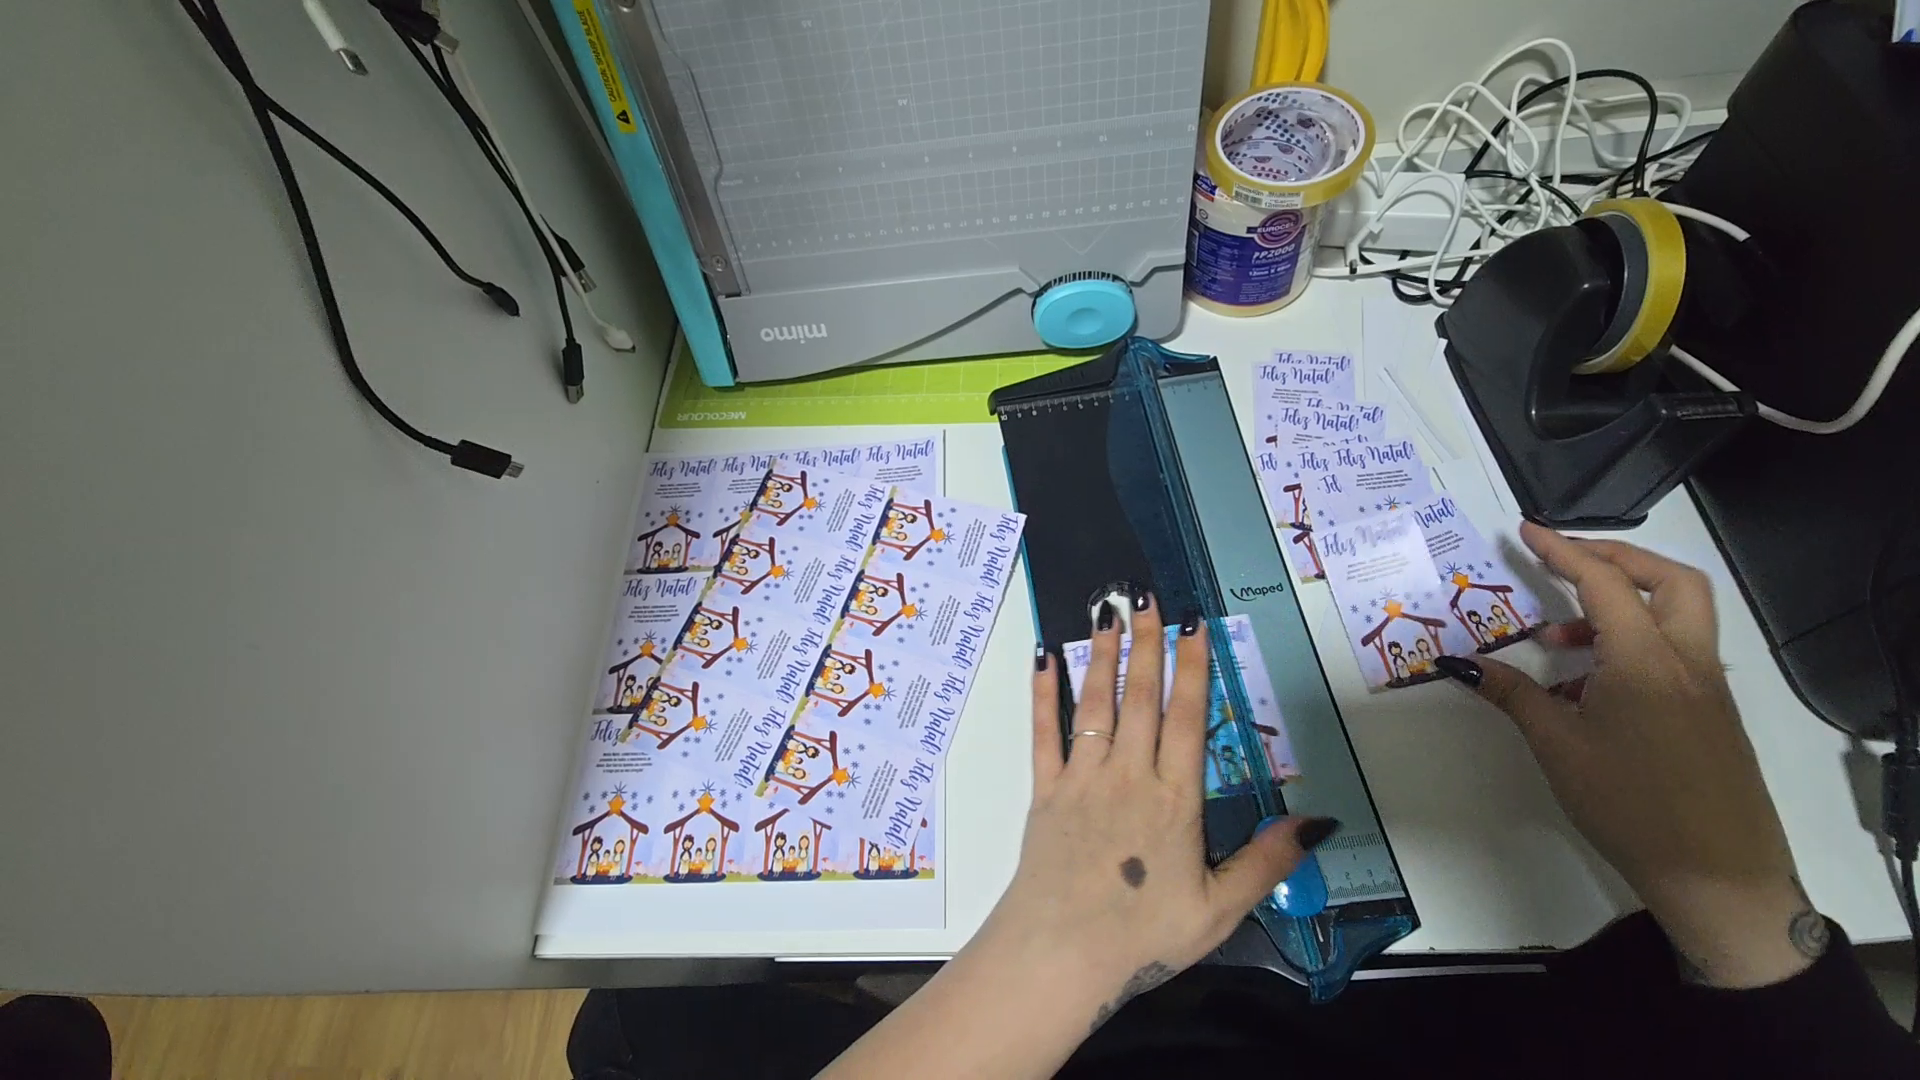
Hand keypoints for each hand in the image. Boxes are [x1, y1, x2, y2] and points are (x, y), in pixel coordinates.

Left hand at [978, 592, 1335, 1026]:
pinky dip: (1043, 693)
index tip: (1194, 624)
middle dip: (1147, 643)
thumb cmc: (1143, 935)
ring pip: (1095, 704)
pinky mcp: (1045, 789)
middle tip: (1146, 597)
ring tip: (1106, 613)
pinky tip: (1043, 657)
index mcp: (1175, 798)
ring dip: (1102, 656)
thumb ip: (1268, 860)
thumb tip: (1316, 820)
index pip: (1187, 717)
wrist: (1061, 953)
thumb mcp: (1221, 907)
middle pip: (1141, 697)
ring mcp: (1082, 777)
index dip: (1192, 666)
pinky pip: (1043, 732)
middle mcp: (1128, 774)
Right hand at [1434, 523, 1824, 987]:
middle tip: (1563, 561)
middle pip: (1671, 580)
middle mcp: (1688, 662)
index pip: (1605, 583)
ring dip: (1622, 604)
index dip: (1562, 550)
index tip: (1527, 530)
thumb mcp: (1557, 745)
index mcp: (1647, 662)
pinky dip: (1631, 643)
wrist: (1717, 877)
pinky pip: (1676, 653)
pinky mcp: (1711, 713)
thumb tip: (1458, 662)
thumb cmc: (1628, 803)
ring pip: (1679, 615)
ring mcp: (1707, 688)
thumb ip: (1512, 693)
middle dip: (1616, 558)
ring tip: (1558, 640)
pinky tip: (1587, 686)